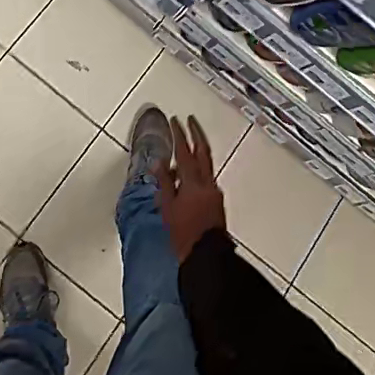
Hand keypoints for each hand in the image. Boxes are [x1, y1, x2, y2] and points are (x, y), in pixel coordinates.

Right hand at [154, 115, 226, 261]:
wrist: (207, 255)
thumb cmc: (183, 233)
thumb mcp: (167, 208)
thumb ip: (164, 182)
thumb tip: (158, 162)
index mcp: (193, 182)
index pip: (185, 152)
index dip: (180, 134)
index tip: (175, 120)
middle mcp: (207, 182)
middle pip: (203, 151)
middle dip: (196, 133)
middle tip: (189, 119)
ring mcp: (214, 190)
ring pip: (206, 163)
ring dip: (196, 152)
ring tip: (182, 151)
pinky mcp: (216, 199)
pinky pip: (206, 177)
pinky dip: (197, 170)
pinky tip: (186, 176)